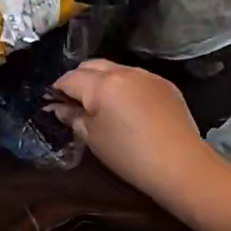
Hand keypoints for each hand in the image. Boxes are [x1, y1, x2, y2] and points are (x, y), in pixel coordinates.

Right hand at [50, 59, 225, 205]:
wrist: (179, 164)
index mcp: (102, 84)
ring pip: (115, 69)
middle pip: (92, 66)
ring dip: (101, 81)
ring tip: (99, 105)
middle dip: (78, 80)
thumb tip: (60, 108)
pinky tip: (125, 109)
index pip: (70, 78)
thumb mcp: (93, 138)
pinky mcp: (165, 85)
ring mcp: (148, 76)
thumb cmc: (128, 155)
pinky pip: (135, 78)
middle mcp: (125, 71)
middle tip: (72, 102)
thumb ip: (73, 117)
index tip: (51, 103)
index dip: (56, 89)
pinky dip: (123, 87)